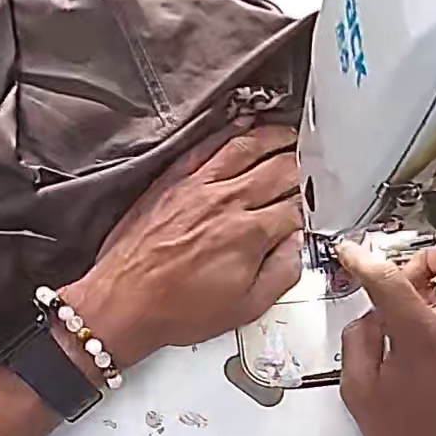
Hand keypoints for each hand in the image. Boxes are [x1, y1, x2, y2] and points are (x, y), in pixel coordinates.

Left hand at [63, 122, 303, 367]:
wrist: (124, 302)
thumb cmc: (175, 309)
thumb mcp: (244, 309)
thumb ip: (281, 274)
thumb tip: (297, 248)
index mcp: (249, 234)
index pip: (295, 209)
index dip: (310, 209)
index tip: (311, 212)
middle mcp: (227, 202)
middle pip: (280, 169)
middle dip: (303, 167)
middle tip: (312, 167)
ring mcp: (199, 186)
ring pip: (248, 146)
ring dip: (275, 137)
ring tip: (290, 136)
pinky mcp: (174, 180)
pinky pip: (210, 144)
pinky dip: (231, 130)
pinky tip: (243, 126)